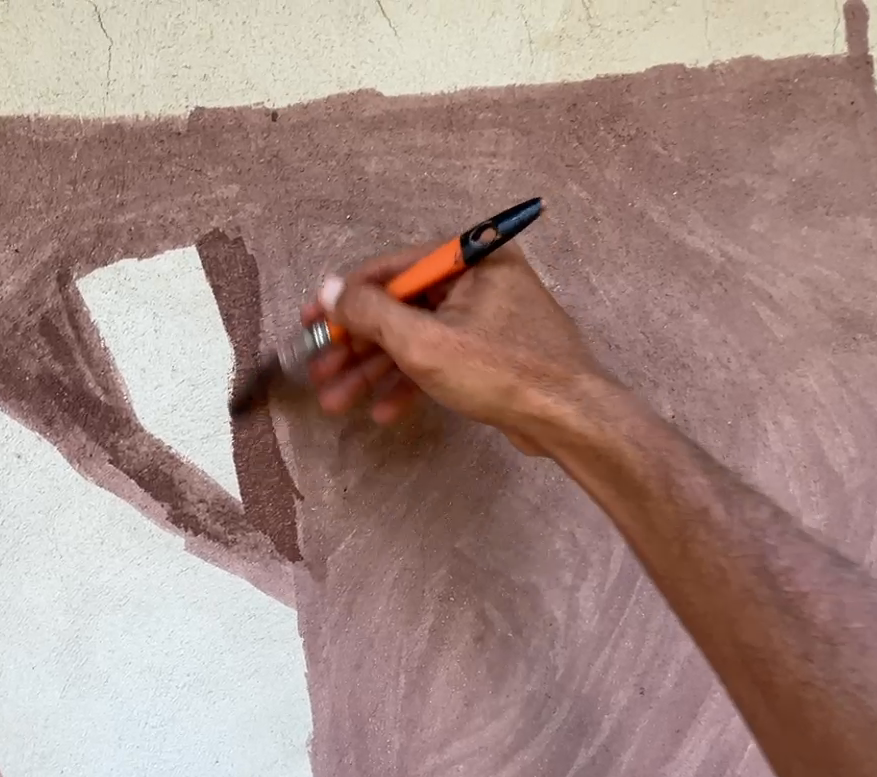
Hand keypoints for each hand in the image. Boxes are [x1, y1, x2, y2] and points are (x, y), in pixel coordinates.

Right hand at [305, 244, 613, 455]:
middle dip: (354, 348)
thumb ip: (370, 313)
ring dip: (373, 372)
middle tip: (319, 373)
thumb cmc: (501, 372)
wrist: (568, 418)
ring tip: (336, 401)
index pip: (388, 272)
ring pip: (413, 339)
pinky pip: (437, 358)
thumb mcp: (423, 341)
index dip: (342, 300)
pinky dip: (409, 382)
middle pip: (397, 309)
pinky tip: (382, 410)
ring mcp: (483, 316)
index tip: (308, 324)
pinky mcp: (488, 350)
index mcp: (468, 258)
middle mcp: (476, 279)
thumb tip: (327, 291)